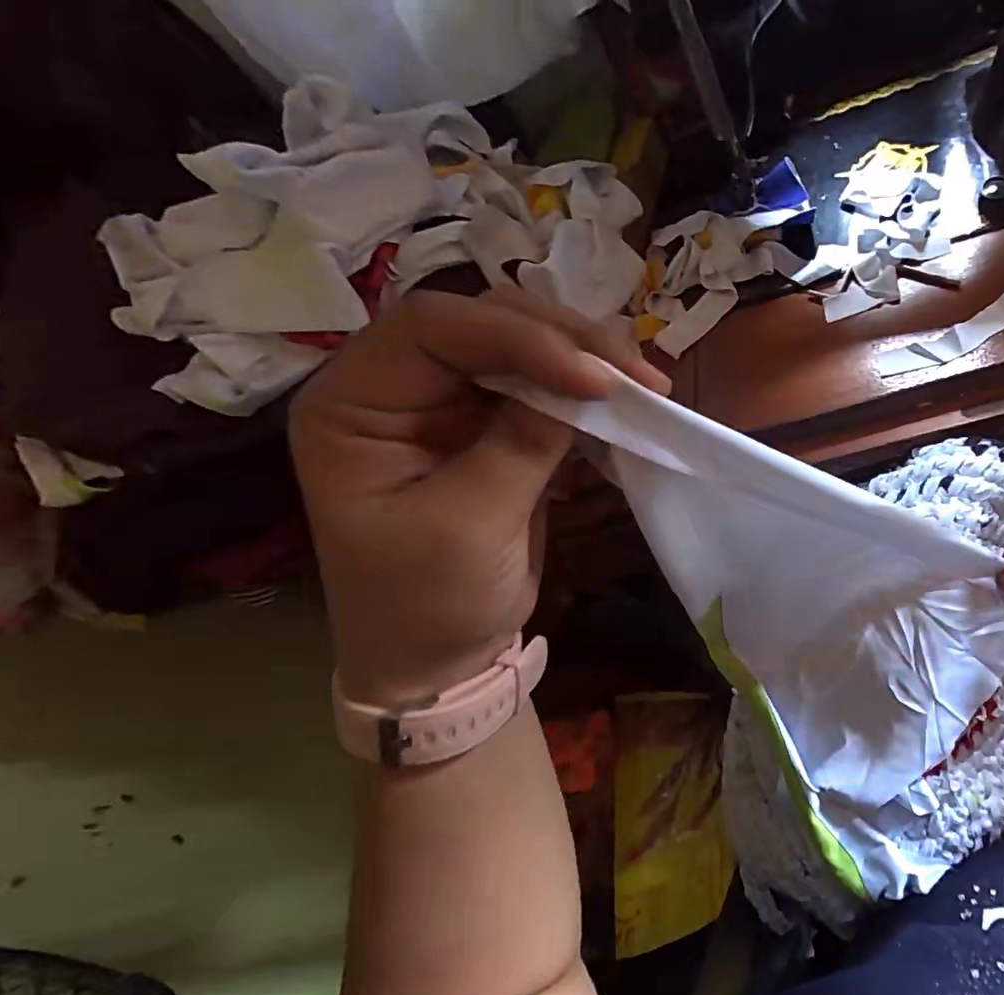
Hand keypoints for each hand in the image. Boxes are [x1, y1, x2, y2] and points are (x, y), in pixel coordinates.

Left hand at [289, 287, 669, 705]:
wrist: (442, 659)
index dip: (519, 339)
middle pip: (485, 326)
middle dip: (566, 342)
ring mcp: (453, 409)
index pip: (434, 330)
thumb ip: (519, 446)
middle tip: (639, 373)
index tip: (596, 380)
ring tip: (648, 387)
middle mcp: (400, 390)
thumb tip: (583, 384)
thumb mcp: (468, 525)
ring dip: (589, 364)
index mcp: (355, 403)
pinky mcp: (496, 433)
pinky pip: (549, 395)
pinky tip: (629, 410)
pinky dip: (591, 400)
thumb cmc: (427, 603)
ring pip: (526, 351)